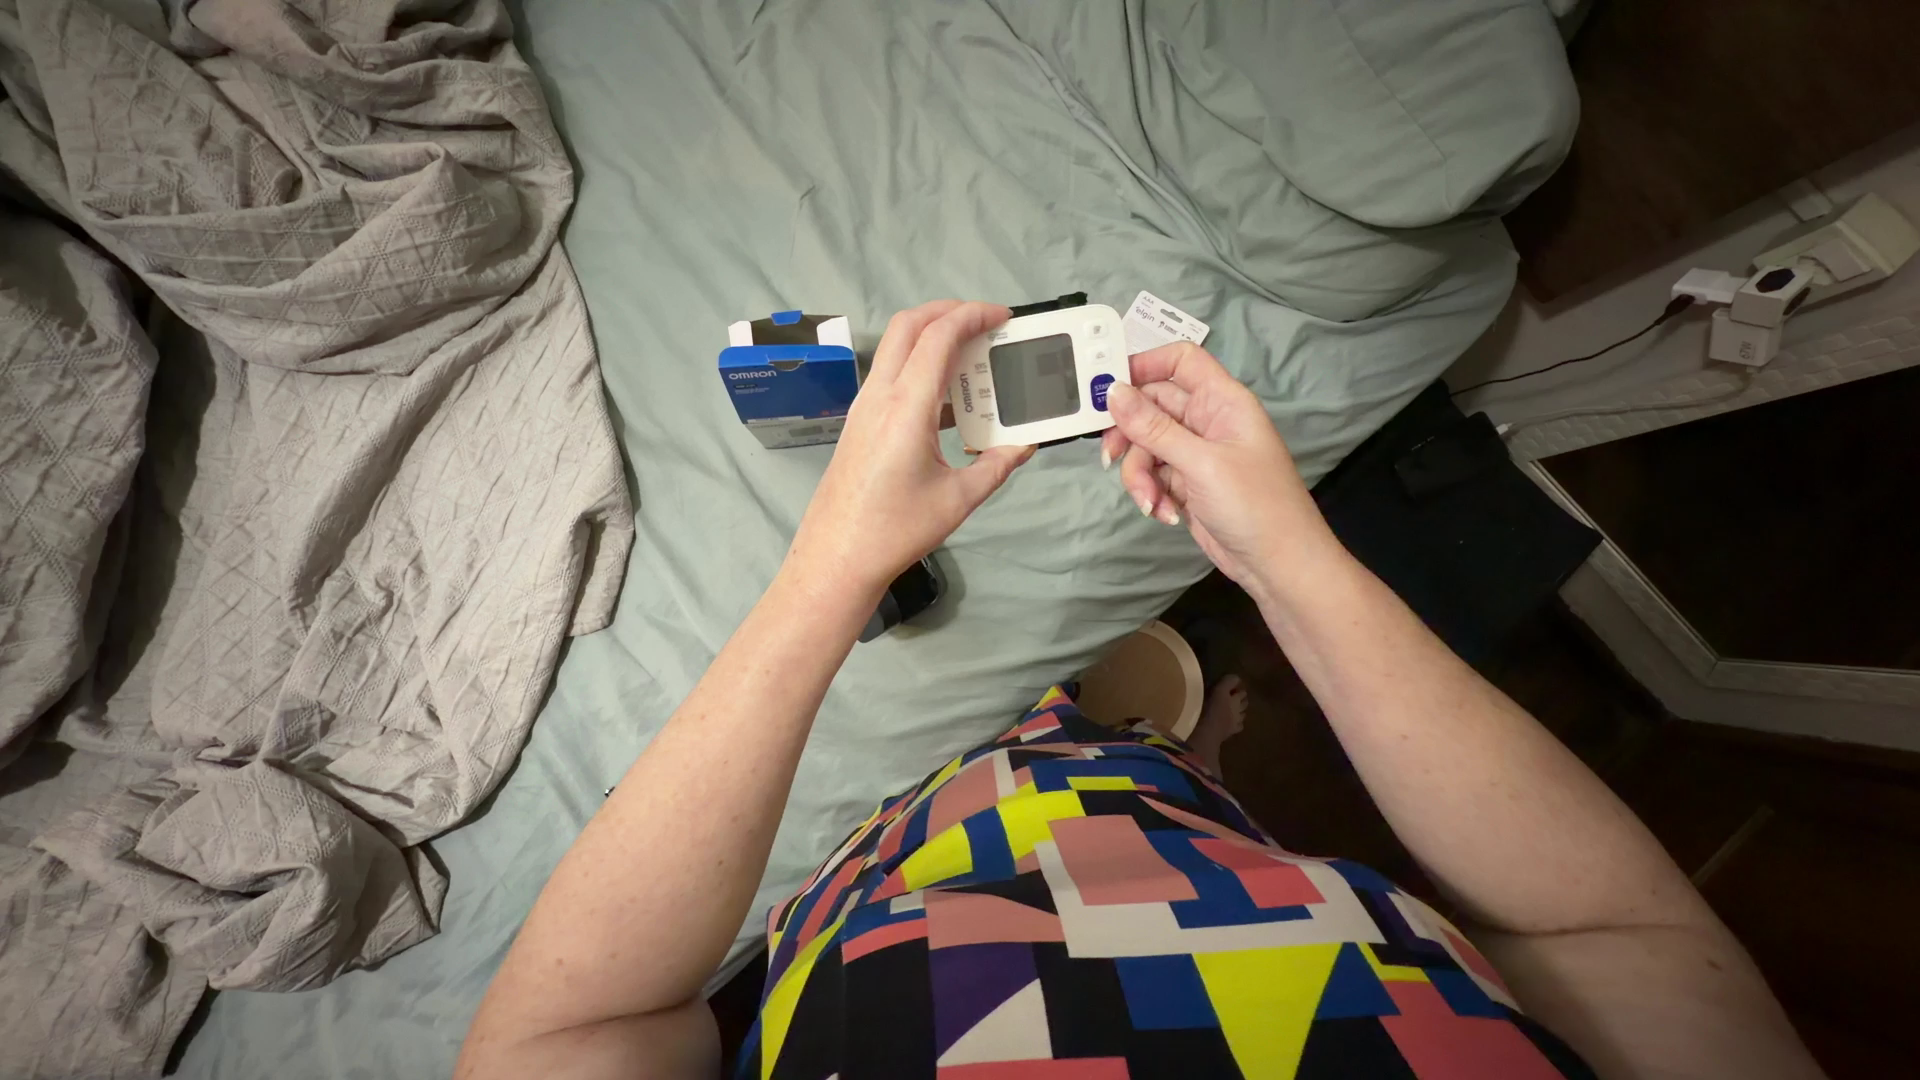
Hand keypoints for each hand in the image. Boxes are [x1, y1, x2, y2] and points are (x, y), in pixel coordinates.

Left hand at [787, 301, 1034, 597]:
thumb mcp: (958, 499)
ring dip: (931, 339)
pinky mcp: (858, 423)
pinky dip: (918, 368)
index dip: (973, 315)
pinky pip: (890, 377)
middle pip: (908, 325)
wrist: (837, 557)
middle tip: (984, 322)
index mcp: (905, 407)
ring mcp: (863, 408)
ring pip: (895, 348)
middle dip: (947, 311)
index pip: (938, 336)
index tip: (1002, 316)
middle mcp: (879, 396)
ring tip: (970, 357)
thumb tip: (1025, 446)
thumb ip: (997, 466)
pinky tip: (946, 401)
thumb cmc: (896, 530)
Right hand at [1099, 342, 1340, 600]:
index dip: (1144, 365)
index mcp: (1222, 401)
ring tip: (1149, 501)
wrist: (1277, 564)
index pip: (1180, 361)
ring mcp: (1195, 453)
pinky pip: (1153, 475)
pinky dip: (1150, 493)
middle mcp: (1207, 421)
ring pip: (1146, 446)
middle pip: (1151, 406)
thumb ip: (1153, 427)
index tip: (1108, 388)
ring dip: (1139, 474)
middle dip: (1129, 434)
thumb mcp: (1200, 463)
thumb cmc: (1253, 505)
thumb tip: (1113, 392)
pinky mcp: (1186, 483)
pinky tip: (1163, 513)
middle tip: (1109, 456)